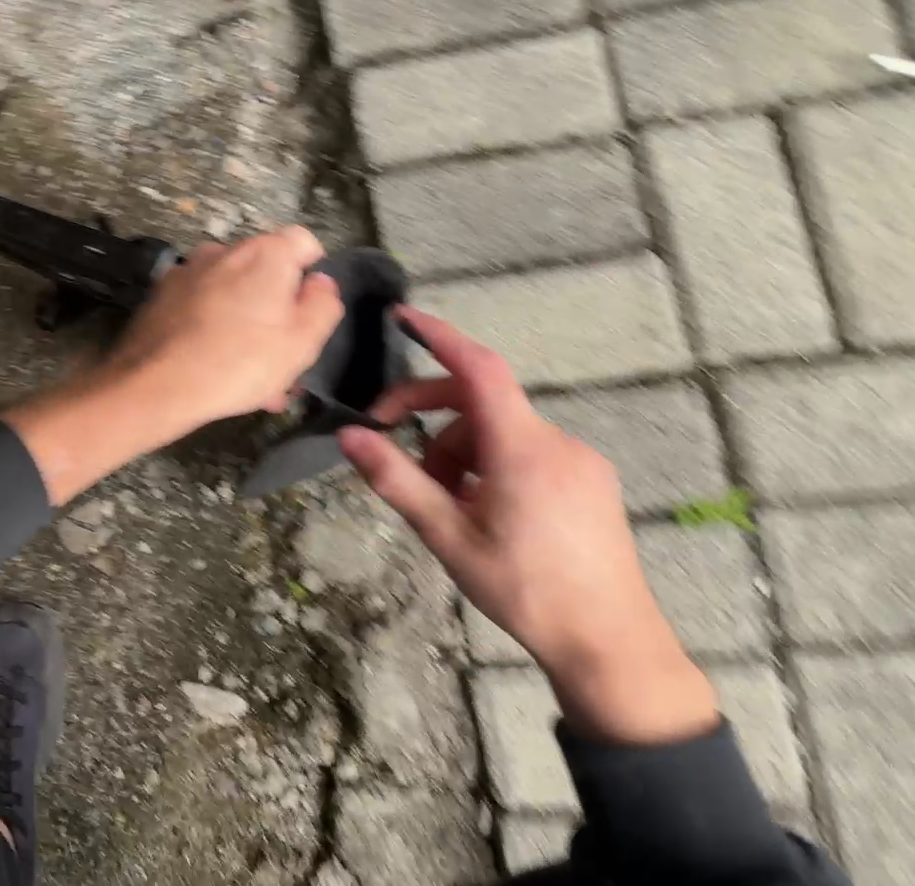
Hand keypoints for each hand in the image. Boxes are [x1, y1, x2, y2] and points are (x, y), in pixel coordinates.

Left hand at [3, 229, 342, 504]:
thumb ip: (323, 304)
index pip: (302, 241)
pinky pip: (199, 308)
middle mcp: (222, 251)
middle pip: (263, 273)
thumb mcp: (301, 342)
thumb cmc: (238, 363)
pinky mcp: (159, 296)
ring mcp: (185, 272)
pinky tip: (215, 368)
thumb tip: (320, 281)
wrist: (153, 385)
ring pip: (230, 295)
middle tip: (283, 358)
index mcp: (264, 253)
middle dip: (276, 311)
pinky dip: (212, 329)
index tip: (308, 311)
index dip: (312, 274)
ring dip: (245, 327)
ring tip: (251, 377)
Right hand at [337, 308, 718, 746]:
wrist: (610, 643)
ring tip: (443, 506)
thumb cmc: (523, 589)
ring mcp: (577, 462)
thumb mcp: (447, 535)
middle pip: (479, 402)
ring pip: (497, 433)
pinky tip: (477, 510)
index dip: (440, 336)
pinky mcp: (586, 482)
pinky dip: (485, 465)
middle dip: (427, 417)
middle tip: (389, 449)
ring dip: (456, 453)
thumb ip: (397, 479)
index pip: (479, 371)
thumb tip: (349, 436)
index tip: (403, 316)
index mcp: (524, 450)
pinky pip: (522, 452)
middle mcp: (557, 444)